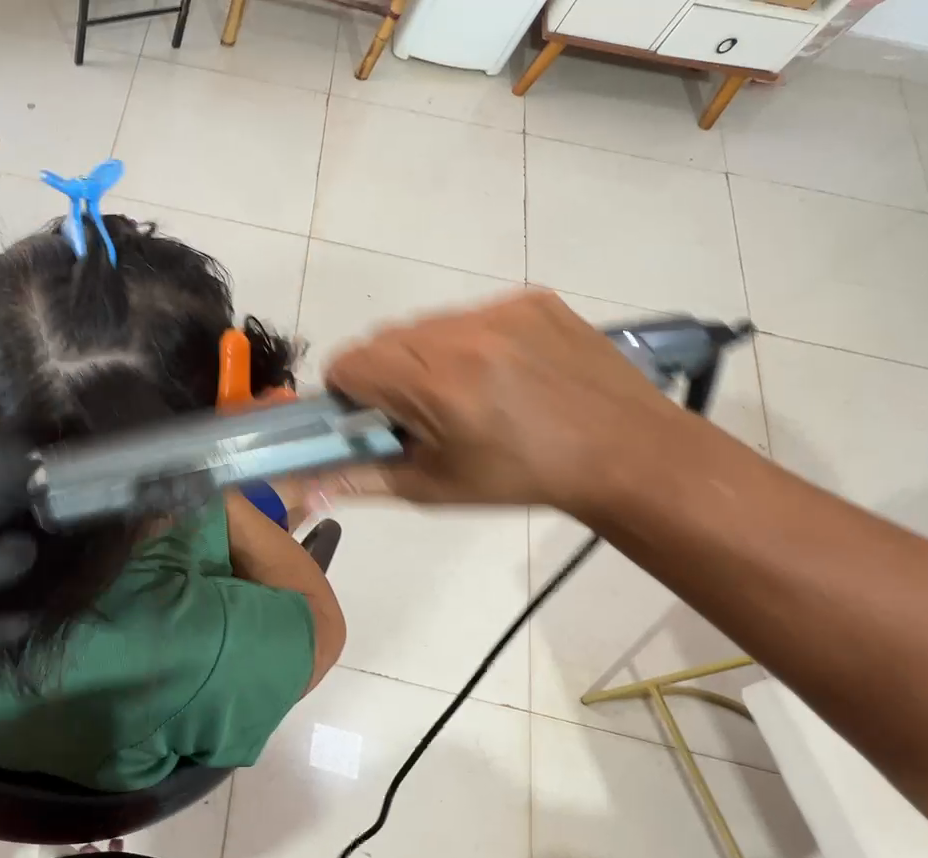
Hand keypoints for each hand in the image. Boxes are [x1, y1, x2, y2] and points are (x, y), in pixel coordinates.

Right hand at [314, 291, 697, 513]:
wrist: (626, 452)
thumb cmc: (521, 479)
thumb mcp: (434, 488)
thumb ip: (361, 479)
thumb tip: (301, 489)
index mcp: (435, 384)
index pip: (347, 363)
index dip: (345, 393)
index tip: (368, 418)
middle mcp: (462, 335)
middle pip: (380, 340)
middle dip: (381, 374)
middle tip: (413, 411)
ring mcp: (501, 311)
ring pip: (422, 325)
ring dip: (419, 355)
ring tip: (459, 391)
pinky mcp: (532, 299)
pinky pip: (468, 314)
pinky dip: (463, 341)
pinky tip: (496, 373)